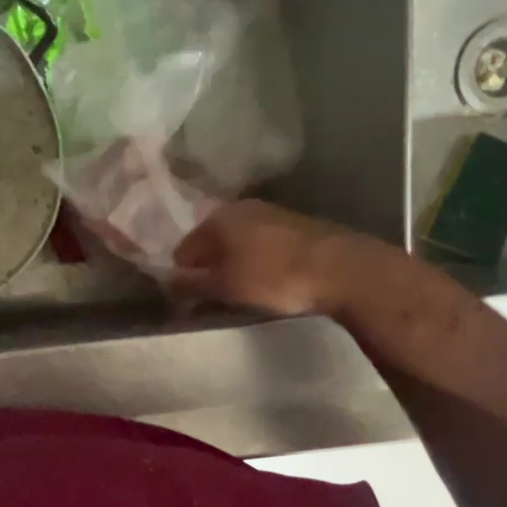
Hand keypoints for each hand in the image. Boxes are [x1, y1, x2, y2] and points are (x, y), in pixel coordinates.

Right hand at [170, 200, 386, 316]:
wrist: (341, 269)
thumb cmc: (272, 277)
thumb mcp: (224, 285)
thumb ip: (190, 282)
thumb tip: (165, 280)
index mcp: (218, 217)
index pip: (184, 248)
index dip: (182, 274)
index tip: (188, 299)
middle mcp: (242, 207)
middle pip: (212, 242)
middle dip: (208, 268)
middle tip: (212, 297)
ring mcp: (272, 213)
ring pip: (238, 243)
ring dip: (233, 265)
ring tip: (239, 293)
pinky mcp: (296, 227)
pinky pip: (262, 247)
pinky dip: (256, 263)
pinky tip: (265, 282)